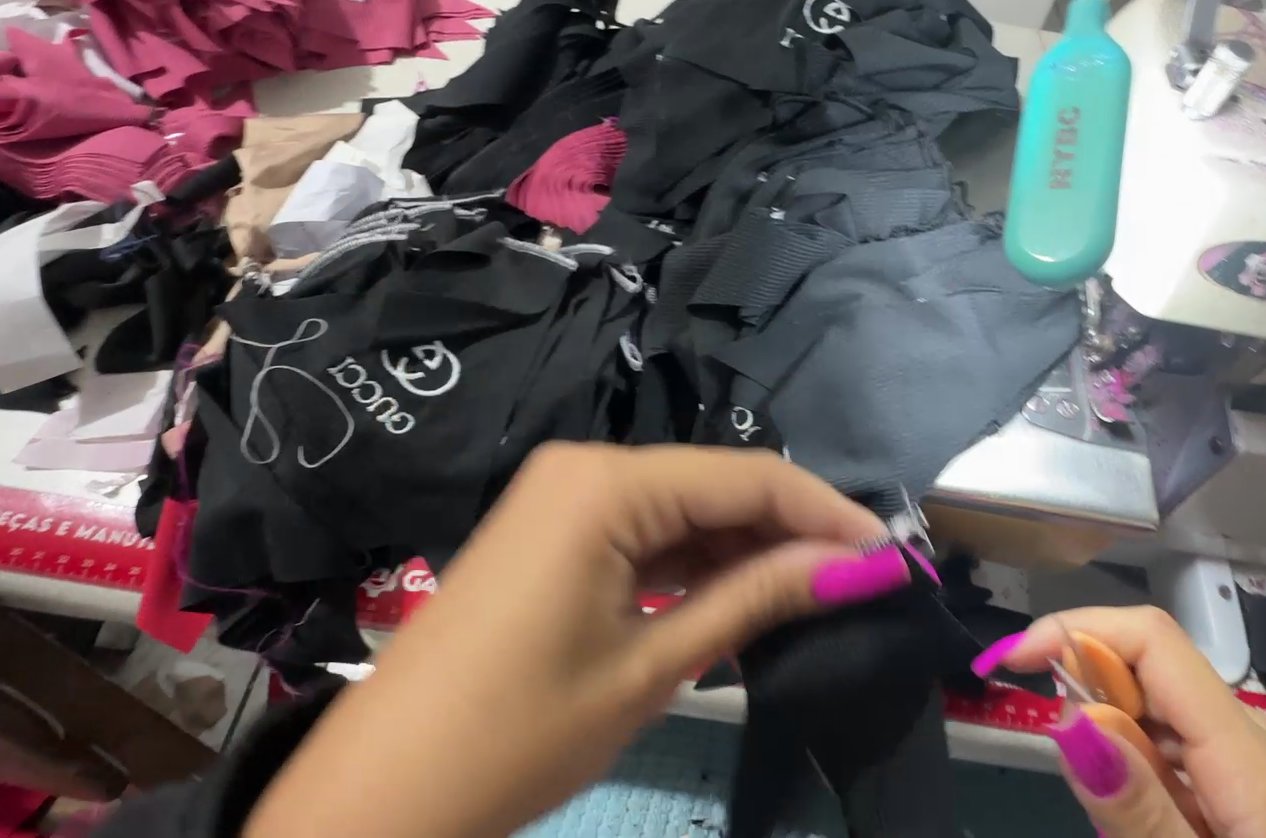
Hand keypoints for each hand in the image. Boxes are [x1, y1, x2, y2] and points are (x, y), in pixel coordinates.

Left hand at [246, 443, 908, 837]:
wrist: (374, 798)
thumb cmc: (516, 736)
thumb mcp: (652, 666)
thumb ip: (756, 599)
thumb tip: (856, 566)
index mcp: (608, 483)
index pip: (745, 477)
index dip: (825, 512)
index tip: (891, 554)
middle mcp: (588, 467)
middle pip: (716, 485)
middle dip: (790, 530)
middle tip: (860, 581)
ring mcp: (566, 496)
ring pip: (685, 508)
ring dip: (747, 547)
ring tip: (817, 591)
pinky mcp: (556, 530)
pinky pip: (647, 530)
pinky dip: (697, 560)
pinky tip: (744, 591)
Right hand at [974, 606, 1265, 837]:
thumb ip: (1142, 817)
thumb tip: (1073, 720)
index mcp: (1258, 762)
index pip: (1154, 640)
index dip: (1076, 631)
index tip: (1015, 666)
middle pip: (1156, 668)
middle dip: (1088, 689)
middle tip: (1059, 765)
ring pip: (1168, 708)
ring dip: (1113, 731)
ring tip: (1109, 814)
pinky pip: (1190, 746)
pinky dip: (1146, 763)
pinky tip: (1148, 822)